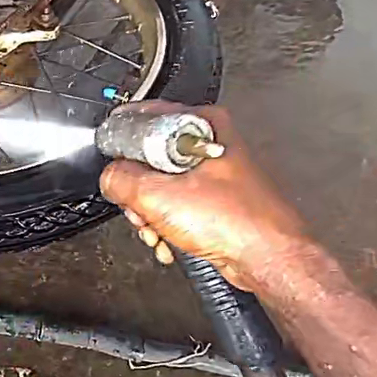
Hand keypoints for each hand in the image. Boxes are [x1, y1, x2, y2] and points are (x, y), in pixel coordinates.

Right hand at [99, 102, 318, 291]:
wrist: (267, 258)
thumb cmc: (235, 221)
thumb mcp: (159, 195)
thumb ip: (121, 180)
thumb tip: (109, 177)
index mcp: (202, 126)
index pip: (146, 118)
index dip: (123, 142)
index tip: (111, 160)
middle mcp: (209, 144)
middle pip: (149, 158)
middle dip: (137, 192)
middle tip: (139, 208)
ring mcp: (213, 173)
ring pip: (160, 186)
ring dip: (150, 214)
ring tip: (157, 231)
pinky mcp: (214, 199)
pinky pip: (176, 205)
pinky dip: (166, 225)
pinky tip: (169, 242)